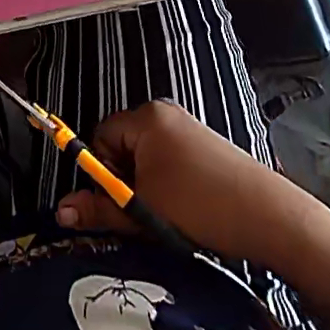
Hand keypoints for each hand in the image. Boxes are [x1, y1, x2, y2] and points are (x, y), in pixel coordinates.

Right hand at [54, 101, 329, 310]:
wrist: (266, 215)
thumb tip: (63, 211)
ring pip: (145, 157)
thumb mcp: (143, 211)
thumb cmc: (202, 205)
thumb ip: (99, 209)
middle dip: (124, 179)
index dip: (101, 171)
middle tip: (140, 209)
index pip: (100, 136)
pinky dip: (166, 183)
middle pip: (122, 144)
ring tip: (165, 212)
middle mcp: (165, 114)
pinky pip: (168, 160)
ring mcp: (186, 128)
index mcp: (146, 118)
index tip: (114, 200)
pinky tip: (183, 208)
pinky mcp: (203, 145)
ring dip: (146, 185)